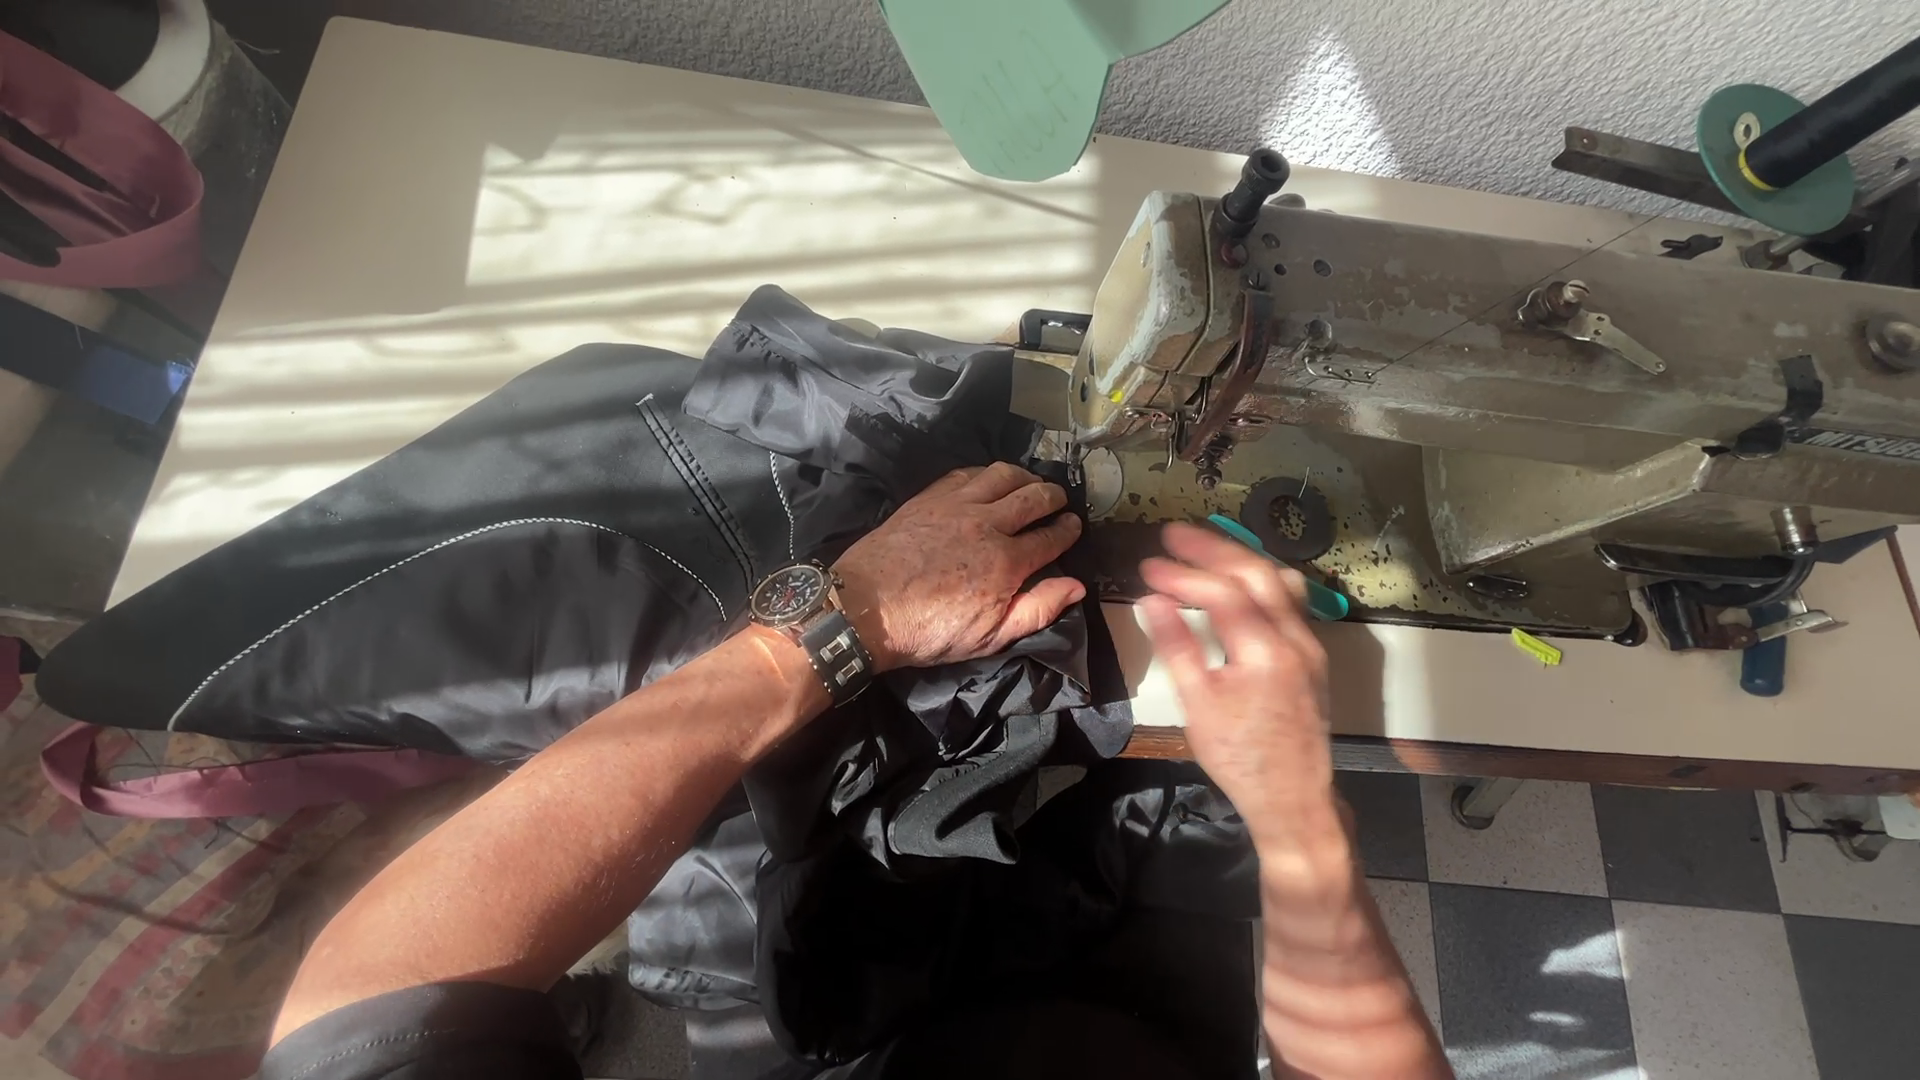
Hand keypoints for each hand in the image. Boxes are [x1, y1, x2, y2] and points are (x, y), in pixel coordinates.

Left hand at [833, 463, 1085, 671]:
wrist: (865, 608)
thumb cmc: (928, 631)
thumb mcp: (989, 638)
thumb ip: (1036, 610)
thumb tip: (1077, 586)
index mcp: (1007, 562)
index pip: (1050, 537)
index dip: (1067, 530)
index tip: (1074, 525)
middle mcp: (988, 524)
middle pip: (1033, 497)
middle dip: (1054, 496)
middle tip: (1059, 499)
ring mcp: (957, 505)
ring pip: (1003, 474)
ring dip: (1025, 476)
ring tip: (1031, 482)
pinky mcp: (929, 497)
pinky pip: (967, 473)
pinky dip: (986, 472)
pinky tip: (988, 480)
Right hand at [1138, 522, 1332, 833]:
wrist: (1295, 799)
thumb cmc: (1240, 757)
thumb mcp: (1198, 705)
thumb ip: (1178, 647)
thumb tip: (1153, 599)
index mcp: (1266, 651)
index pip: (1222, 592)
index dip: (1182, 573)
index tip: (1147, 565)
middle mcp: (1296, 638)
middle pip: (1256, 572)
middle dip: (1213, 548)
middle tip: (1174, 534)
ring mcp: (1309, 645)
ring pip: (1279, 581)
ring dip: (1240, 558)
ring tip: (1206, 548)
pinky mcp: (1311, 655)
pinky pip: (1290, 599)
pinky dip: (1260, 580)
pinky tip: (1240, 583)